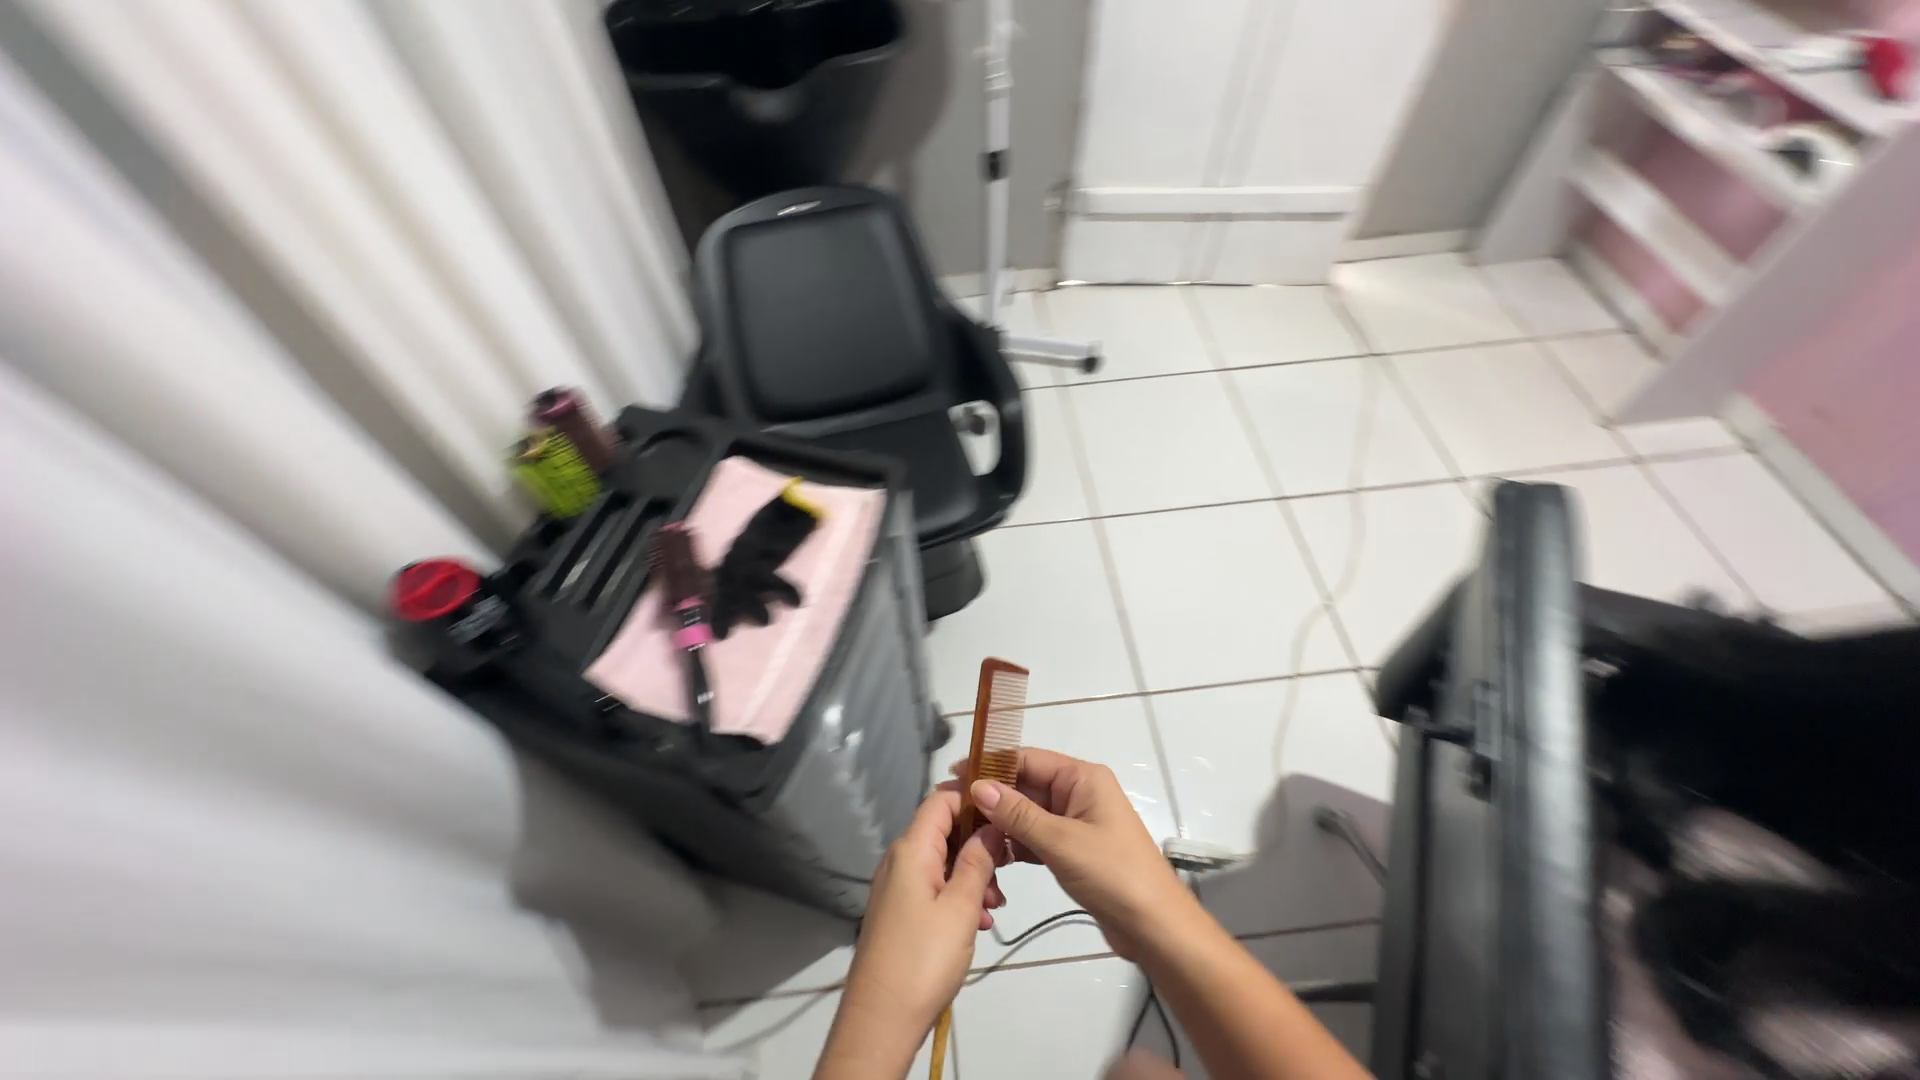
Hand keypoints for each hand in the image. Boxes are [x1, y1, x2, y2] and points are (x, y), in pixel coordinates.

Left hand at [815, 789, 1001, 1079]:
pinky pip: (934, 887)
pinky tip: (979, 921)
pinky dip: (959, 896)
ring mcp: (898, 886)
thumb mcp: (961, 908)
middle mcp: (900, 860)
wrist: (880, 1020)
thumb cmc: (923, 958)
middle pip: (944, 831)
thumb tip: (991, 825)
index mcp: (911, 849)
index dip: (973, 798)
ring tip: (995, 905)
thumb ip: (977, 862)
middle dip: (979, 844)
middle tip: (1008, 870)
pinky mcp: (900, 911)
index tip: (1007, 810)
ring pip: (943, 862)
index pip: (941, 801)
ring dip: (973, 875)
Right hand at [962, 748, 1193, 960]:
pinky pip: (1036, 837)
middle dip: (991, 796)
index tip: (954, 774)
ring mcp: (1076, 822)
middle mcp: (1078, 792)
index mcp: (1082, 778)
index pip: (1027, 759)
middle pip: (1026, 785)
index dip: (990, 764)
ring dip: (1001, 823)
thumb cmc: (1112, 873)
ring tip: (963, 832)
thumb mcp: (1060, 841)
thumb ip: (1017, 814)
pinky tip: (990, 855)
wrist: (1155, 926)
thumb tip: (978, 786)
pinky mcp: (1073, 849)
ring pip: (1028, 813)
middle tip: (951, 808)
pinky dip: (1016, 844)